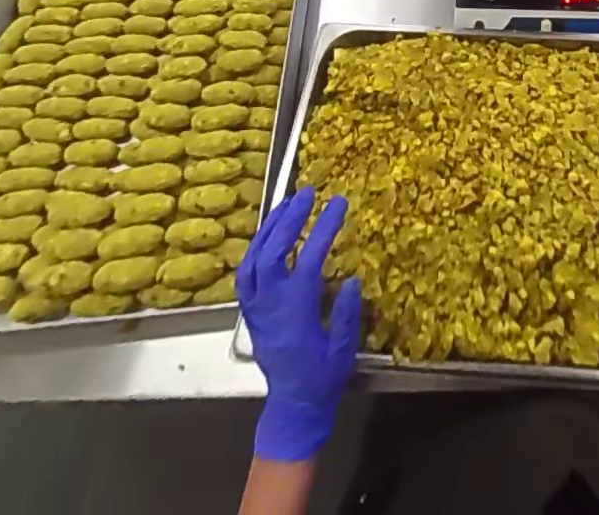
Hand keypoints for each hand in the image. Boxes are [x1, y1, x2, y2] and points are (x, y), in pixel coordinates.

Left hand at [236, 186, 361, 461]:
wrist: (293, 405)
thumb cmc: (322, 377)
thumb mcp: (343, 348)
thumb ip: (346, 313)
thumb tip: (351, 278)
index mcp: (296, 311)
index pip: (309, 259)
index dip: (323, 228)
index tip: (338, 203)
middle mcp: (270, 305)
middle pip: (273, 252)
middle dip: (289, 219)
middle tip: (306, 193)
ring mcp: (256, 307)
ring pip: (253, 259)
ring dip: (269, 228)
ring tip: (285, 203)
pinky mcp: (250, 311)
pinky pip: (246, 272)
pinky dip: (256, 246)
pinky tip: (268, 233)